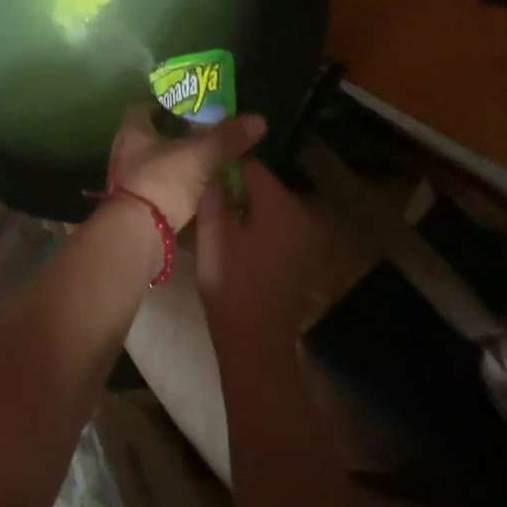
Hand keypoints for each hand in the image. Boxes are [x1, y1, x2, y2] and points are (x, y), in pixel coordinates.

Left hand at [105, 104, 264, 230]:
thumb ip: (226, 138)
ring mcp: (130, 177)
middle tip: (205, 130)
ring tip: (207, 157)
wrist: (138, 232)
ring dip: (178, 157)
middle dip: (175, 131)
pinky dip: (177, 181)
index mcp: (132, 131)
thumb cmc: (161, 181)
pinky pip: (160, 183)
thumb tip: (258, 120)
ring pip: (156, 159)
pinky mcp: (138, 201)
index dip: (164, 102)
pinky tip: (198, 185)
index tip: (189, 104)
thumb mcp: (198, 156)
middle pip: (151, 133)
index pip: (143, 106)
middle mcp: (126, 150)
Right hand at [196, 160, 330, 348]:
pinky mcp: (303, 257)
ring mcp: (307, 238)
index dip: (223, 166)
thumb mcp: (212, 234)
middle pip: (262, 186)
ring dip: (244, 209)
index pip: (250, 166)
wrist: (257, 341)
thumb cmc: (230, 284)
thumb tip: (212, 166)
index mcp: (282, 206)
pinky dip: (256, 228)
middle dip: (234, 189)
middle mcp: (302, 215)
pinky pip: (276, 228)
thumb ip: (213, 193)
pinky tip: (235, 245)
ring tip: (215, 223)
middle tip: (203, 201)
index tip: (199, 175)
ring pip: (268, 208)